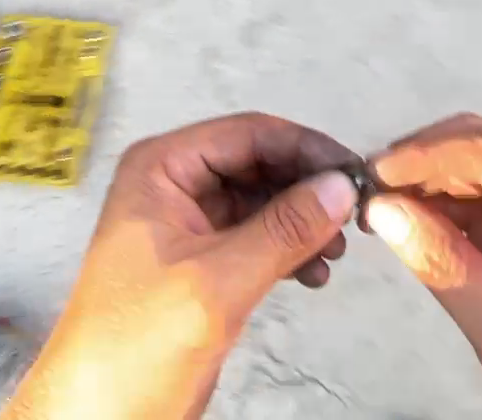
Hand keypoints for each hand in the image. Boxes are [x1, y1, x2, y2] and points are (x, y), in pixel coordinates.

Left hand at [4, 113, 360, 419]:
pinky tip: (313, 271)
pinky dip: (289, 248)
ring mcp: (189, 223)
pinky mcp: (204, 261)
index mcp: (161, 168)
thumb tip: (339, 187)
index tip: (349, 168)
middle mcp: (174, 185)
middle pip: (257, 163)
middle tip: (350, 210)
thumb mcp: (216, 283)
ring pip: (262, 200)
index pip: (246, 134)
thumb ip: (282, 229)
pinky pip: (258, 236)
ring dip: (302, 220)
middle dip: (305, 187)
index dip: (302, 147)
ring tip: (336, 247)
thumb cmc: (131, 347)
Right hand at [366, 115, 481, 419]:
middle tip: (366, 183)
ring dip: (423, 173)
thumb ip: (440, 260)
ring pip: (471, 156)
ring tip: (375, 198)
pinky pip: (473, 185)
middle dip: (420, 157)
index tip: (373, 172)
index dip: (426, 155)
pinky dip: (435, 195)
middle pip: (480, 142)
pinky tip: (402, 211)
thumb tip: (379, 207)